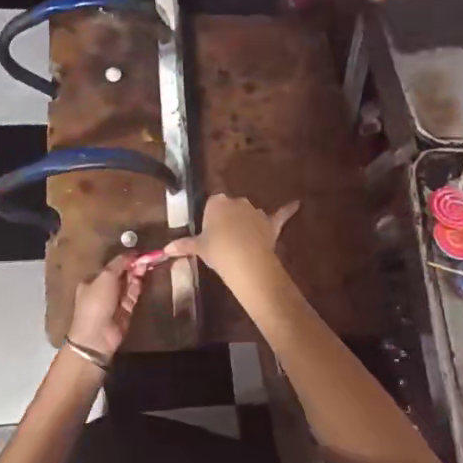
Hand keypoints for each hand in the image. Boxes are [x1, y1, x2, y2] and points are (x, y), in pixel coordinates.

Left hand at [67, 252, 142, 356]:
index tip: (137, 254)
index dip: (124, 260)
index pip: (110, 267)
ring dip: (136, 275)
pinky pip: (132, 296)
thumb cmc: (96, 303)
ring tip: (147, 265)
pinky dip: (137, 287)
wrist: (97, 335)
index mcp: (92, 281)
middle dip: (132, 267)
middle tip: (146, 259)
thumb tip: (131, 255)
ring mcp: (114, 301)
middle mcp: (102, 290)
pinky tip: (143, 279)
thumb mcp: (105, 278)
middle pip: (120, 275)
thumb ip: (118, 265)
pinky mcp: (125, 311)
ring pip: (128, 285)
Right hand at [163, 195, 299, 285]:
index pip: (211, 204)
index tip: (209, 233)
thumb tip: (165, 249)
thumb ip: (184, 245)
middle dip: (228, 220)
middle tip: (222, 241)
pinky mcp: (271, 222)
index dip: (210, 218)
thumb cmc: (217, 250)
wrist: (246, 261)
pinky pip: (279, 215)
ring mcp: (256, 211)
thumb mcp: (198, 248)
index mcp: (217, 203)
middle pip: (230, 208)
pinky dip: (287, 210)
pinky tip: (297, 204)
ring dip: (246, 223)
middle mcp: (237, 201)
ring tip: (241, 243)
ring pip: (249, 214)